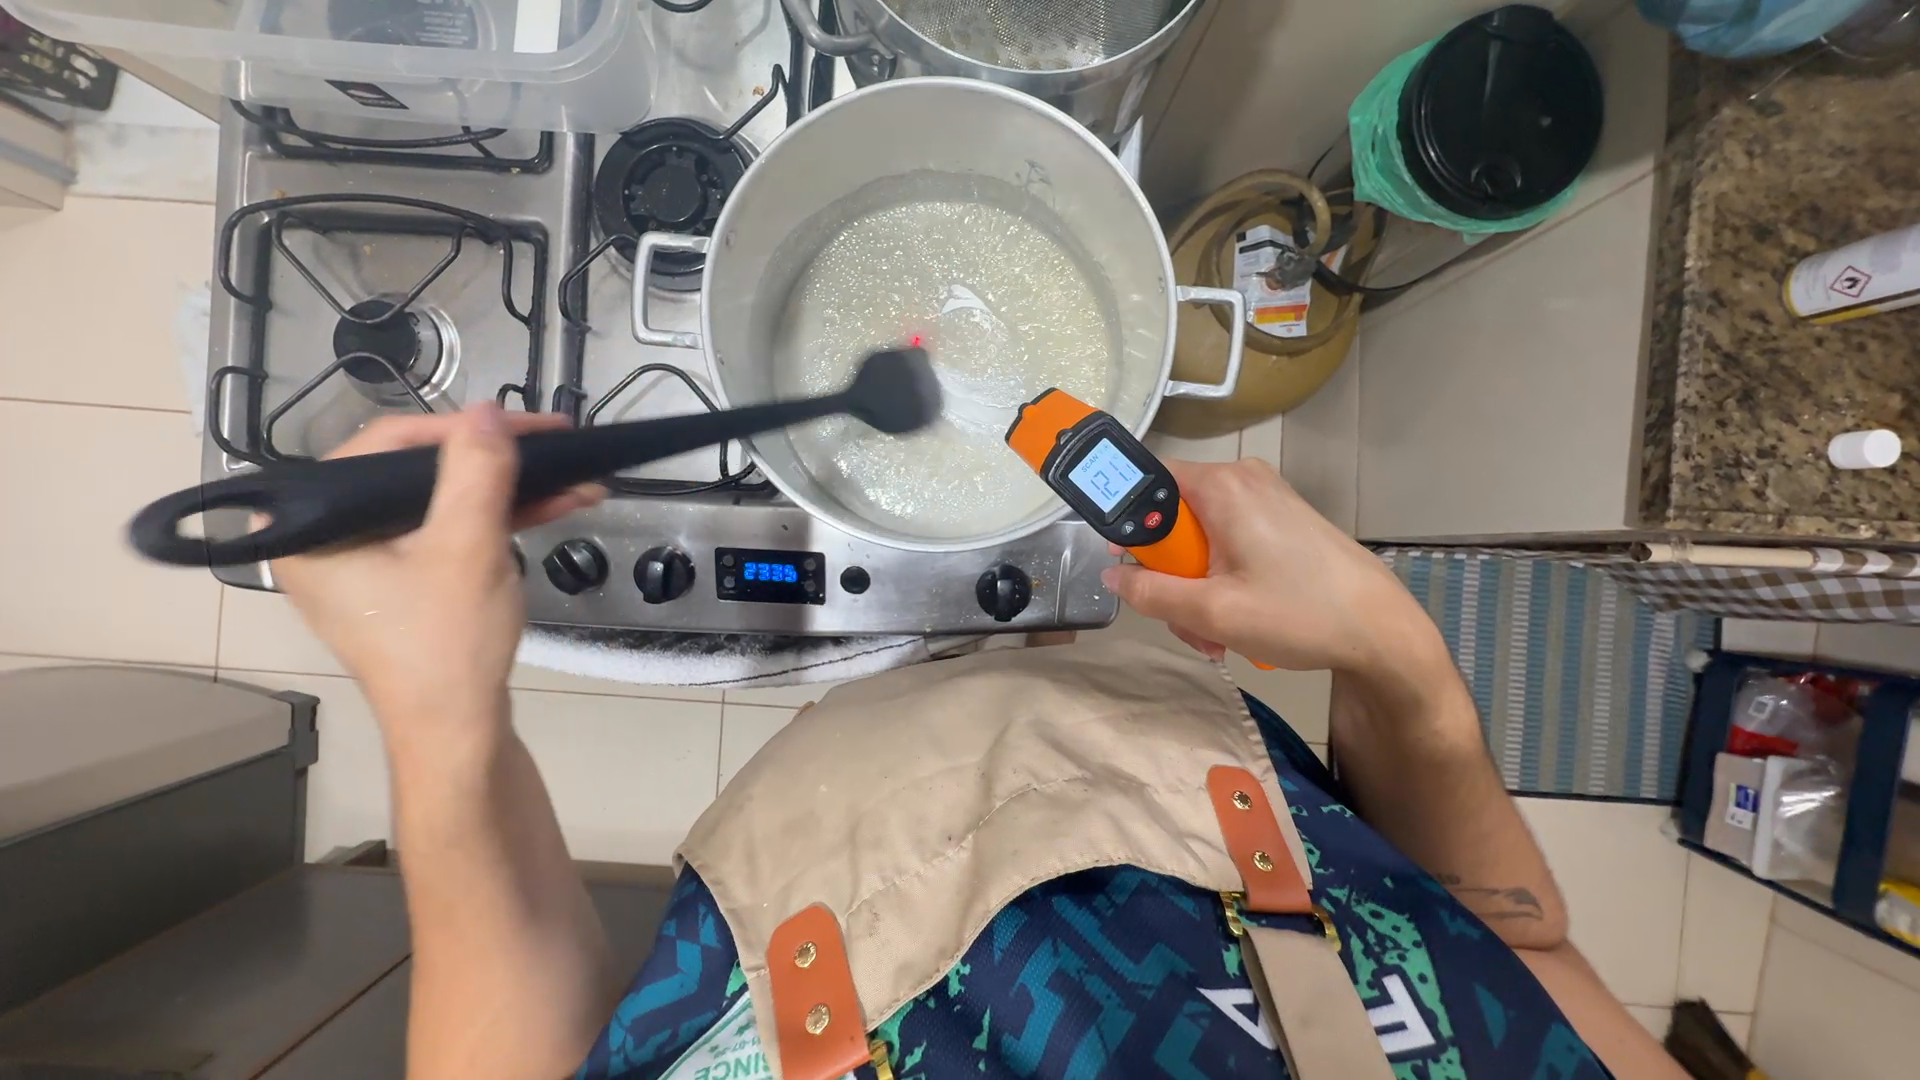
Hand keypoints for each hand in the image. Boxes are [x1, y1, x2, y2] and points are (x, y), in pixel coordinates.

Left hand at [270, 405, 605, 748]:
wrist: (460, 727)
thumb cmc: (448, 641)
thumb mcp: (467, 549)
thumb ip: (477, 474)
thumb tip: (490, 411)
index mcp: (314, 525)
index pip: (386, 447)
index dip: (462, 428)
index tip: (528, 424)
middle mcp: (332, 536)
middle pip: (421, 473)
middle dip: (500, 460)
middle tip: (556, 445)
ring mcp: (371, 561)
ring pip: (445, 502)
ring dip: (514, 489)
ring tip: (578, 478)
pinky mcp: (408, 581)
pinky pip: (453, 532)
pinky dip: (503, 519)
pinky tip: (559, 505)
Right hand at [1101, 458, 1444, 680]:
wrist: (1383, 632)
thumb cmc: (1298, 614)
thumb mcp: (1211, 612)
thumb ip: (1150, 592)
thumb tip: (1113, 575)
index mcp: (1222, 486)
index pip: (1147, 480)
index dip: (1128, 523)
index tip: (1129, 564)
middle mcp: (1243, 479)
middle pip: (1174, 517)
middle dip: (1171, 573)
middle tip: (1186, 619)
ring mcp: (1266, 498)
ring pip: (1201, 537)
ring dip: (1196, 586)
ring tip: (1216, 632)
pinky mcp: (1282, 519)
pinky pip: (1229, 541)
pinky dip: (1222, 578)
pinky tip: (1237, 616)